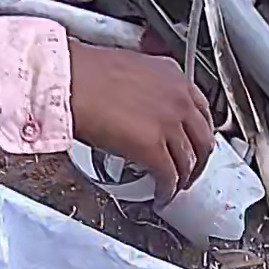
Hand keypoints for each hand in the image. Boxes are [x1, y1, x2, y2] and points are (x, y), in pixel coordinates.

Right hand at [67, 41, 213, 204]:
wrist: (65, 81)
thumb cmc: (83, 74)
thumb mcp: (131, 72)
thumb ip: (151, 91)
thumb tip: (149, 113)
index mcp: (173, 77)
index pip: (202, 111)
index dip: (200, 134)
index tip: (195, 145)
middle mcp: (178, 99)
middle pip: (203, 140)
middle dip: (198, 162)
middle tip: (190, 172)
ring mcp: (168, 123)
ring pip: (188, 162)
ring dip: (182, 180)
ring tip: (173, 188)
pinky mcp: (153, 147)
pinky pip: (169, 177)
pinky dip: (167, 191)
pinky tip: (161, 196)